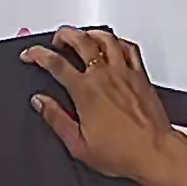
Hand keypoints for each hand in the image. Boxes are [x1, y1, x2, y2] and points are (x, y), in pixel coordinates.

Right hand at [22, 27, 183, 184]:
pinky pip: (129, 48)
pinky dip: (117, 41)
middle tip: (56, 39)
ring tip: (81, 35)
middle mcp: (104, 76)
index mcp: (86, 91)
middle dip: (64, 35)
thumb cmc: (121, 152)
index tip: (31, 54)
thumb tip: (40, 102)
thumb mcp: (78, 144)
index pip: (56, 63)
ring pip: (105, 38)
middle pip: (80, 40)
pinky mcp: (140, 75)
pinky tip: (113, 43)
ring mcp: (124, 72)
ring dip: (89, 33)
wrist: (155, 152)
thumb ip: (56, 119)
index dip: (38, 55)